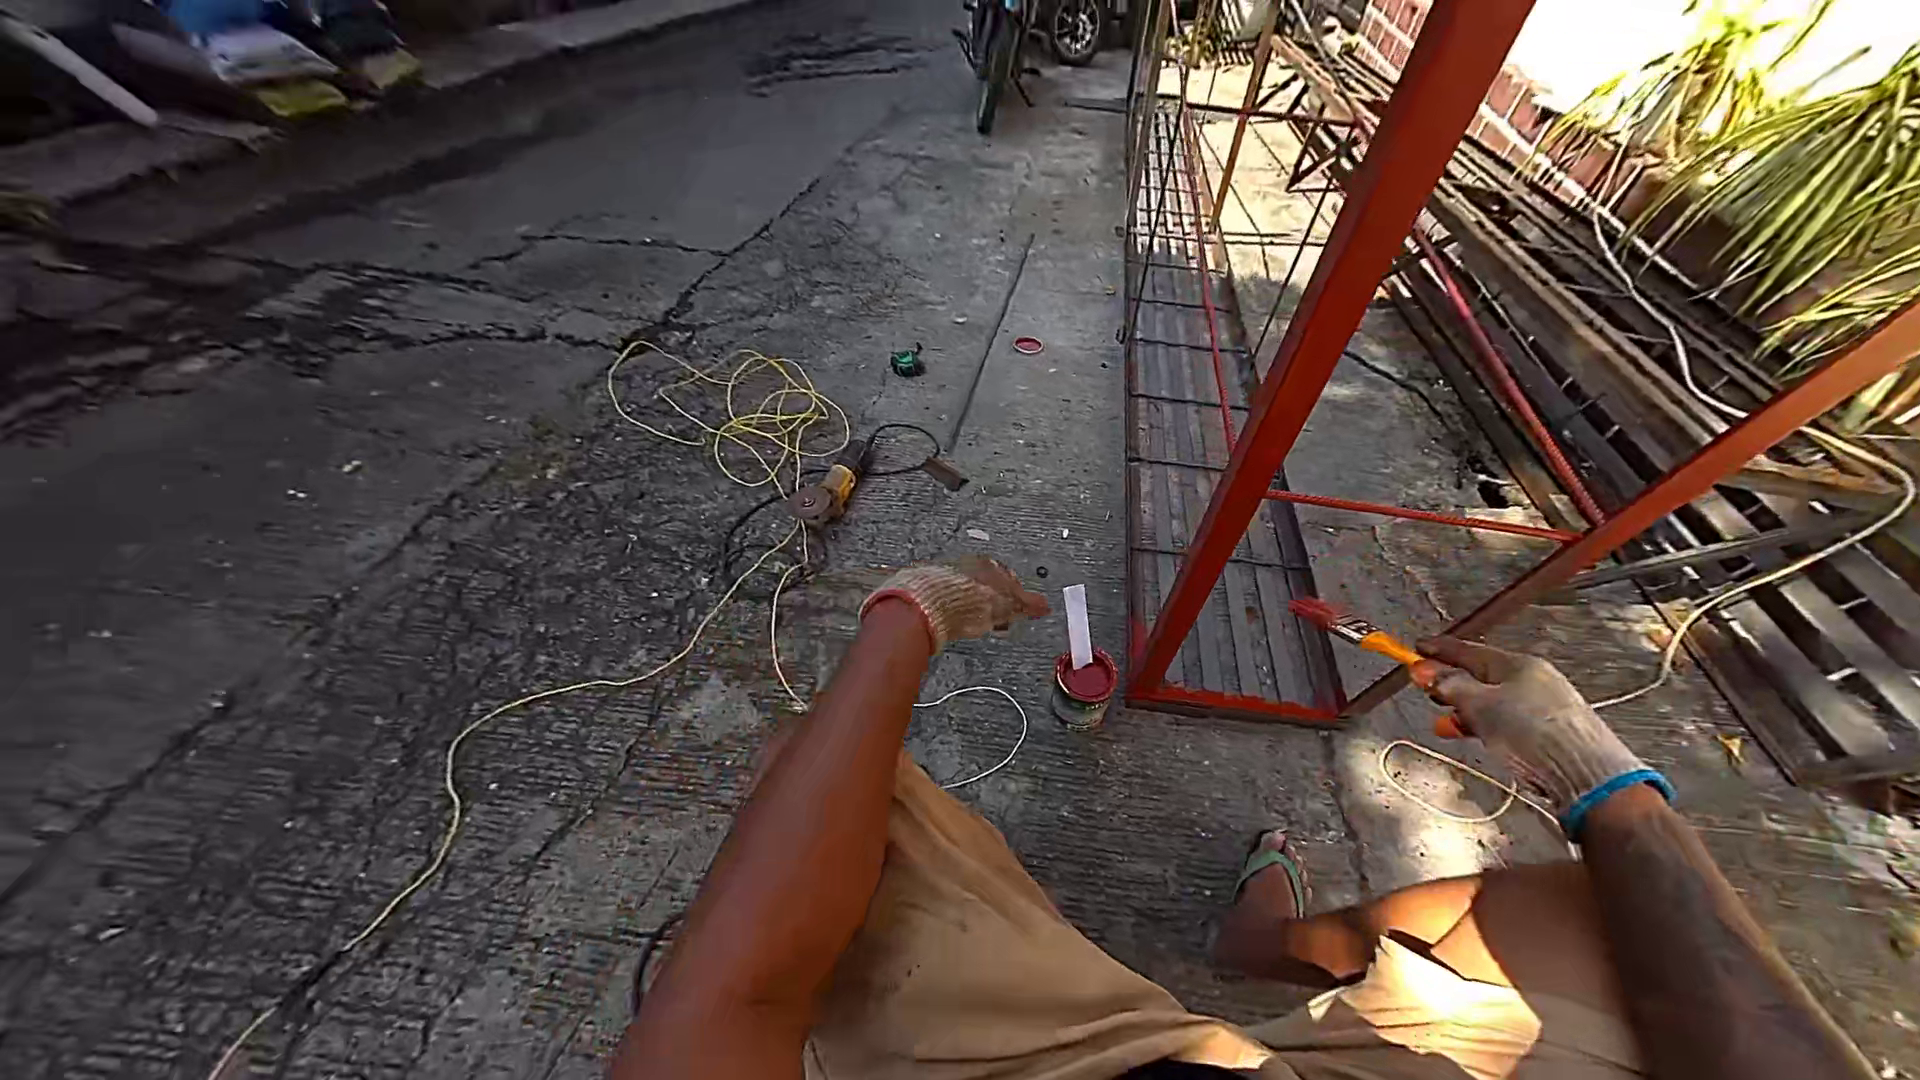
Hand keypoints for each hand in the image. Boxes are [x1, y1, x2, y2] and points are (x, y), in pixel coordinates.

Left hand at [862, 556, 1050, 651]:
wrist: (931, 603)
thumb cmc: (969, 599)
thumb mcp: (1008, 605)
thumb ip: (1028, 605)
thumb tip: (1044, 605)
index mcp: (989, 564)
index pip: (1008, 579)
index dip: (1013, 598)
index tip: (1014, 612)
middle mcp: (966, 565)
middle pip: (984, 584)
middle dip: (991, 602)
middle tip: (995, 620)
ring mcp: (944, 575)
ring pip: (963, 590)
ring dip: (970, 605)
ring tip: (974, 624)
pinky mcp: (926, 588)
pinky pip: (944, 598)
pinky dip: (951, 609)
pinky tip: (952, 621)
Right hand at [1410, 637, 1650, 812]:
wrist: (1588, 778)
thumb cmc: (1531, 733)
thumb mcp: (1477, 703)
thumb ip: (1446, 684)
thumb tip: (1423, 669)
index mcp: (1518, 664)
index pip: (1468, 650)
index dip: (1438, 649)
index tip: (1415, 648)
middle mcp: (1534, 679)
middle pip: (1479, 675)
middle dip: (1449, 683)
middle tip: (1426, 689)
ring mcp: (1544, 705)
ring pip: (1490, 699)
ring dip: (1464, 708)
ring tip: (1446, 722)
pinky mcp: (1550, 730)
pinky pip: (1505, 718)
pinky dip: (1483, 723)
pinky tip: (1473, 734)